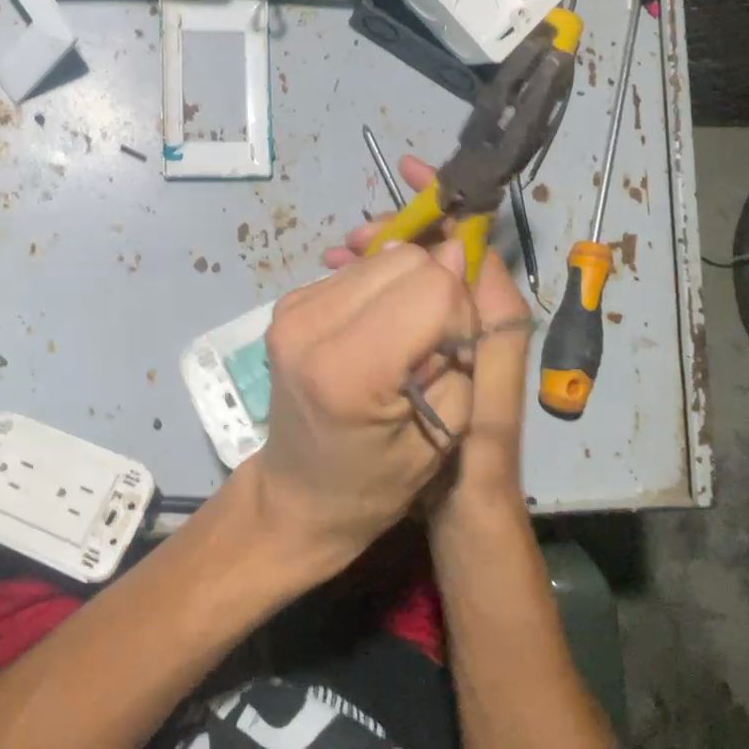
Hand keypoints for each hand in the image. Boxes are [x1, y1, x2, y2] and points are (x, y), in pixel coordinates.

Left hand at [243, 240, 480, 569]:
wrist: (299, 494)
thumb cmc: (378, 481)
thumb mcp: (446, 429)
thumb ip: (460, 343)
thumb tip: (455, 255)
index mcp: (348, 368)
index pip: (431, 285)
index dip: (457, 314)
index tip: (448, 356)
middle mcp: (309, 325)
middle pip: (404, 259)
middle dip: (433, 292)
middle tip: (427, 346)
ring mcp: (291, 309)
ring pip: (381, 257)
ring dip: (404, 289)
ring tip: (398, 341)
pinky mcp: (287, 302)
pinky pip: (357, 270)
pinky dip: (378, 293)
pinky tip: (374, 333)